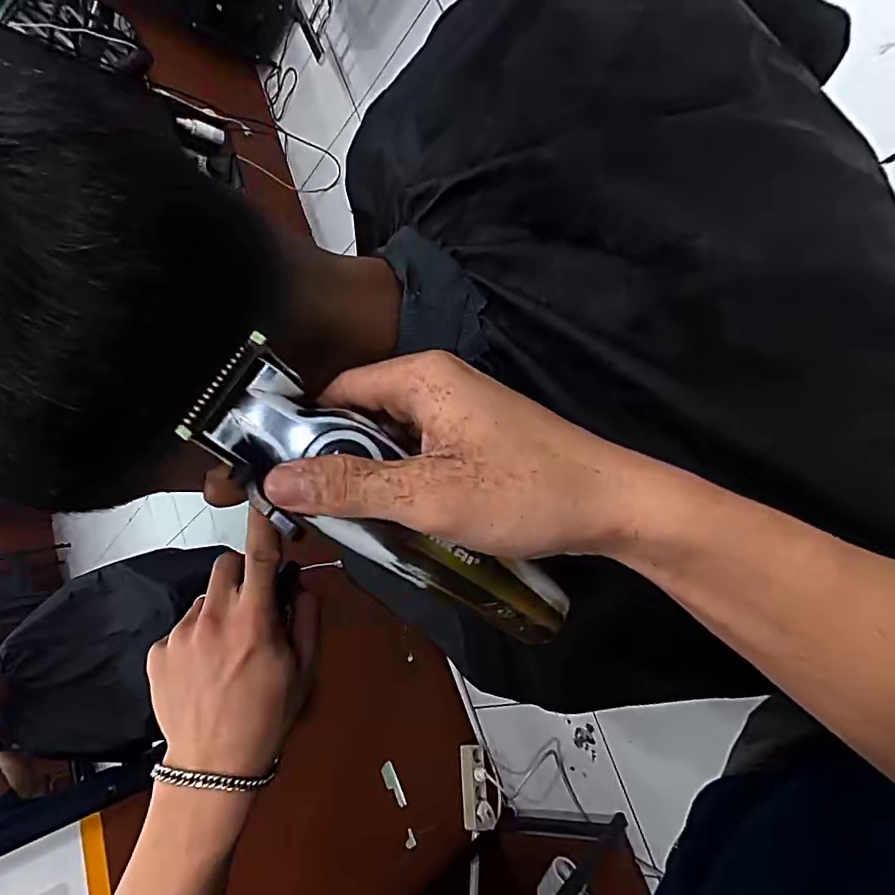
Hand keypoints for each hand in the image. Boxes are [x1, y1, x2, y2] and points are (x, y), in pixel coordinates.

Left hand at [148, 508, 320, 780]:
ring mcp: (180, 632)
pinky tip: (203, 668)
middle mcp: (212, 618)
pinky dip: (195, 635)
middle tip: (251, 605)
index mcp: (253, 621)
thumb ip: (307, 619)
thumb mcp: (303, 673)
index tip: (262, 499)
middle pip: (224, 563)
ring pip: (203, 596)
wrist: (211, 767)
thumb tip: (301, 584)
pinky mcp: (158, 649)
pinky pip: (181, 625)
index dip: (263, 521)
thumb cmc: (264, 721)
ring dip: (217, 609)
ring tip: (225, 650)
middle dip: (240, 573)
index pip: (260, 553)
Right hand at [261, 351, 663, 558]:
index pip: (334, 393)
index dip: (301, 432)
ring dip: (366, 476)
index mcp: (419, 377)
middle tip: (313, 508)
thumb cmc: (528, 493)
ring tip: (351, 517)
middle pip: (356, 415)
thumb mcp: (426, 496)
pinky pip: (411, 451)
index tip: (279, 475)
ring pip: (383, 439)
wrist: (617, 508)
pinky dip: (396, 480)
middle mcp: (432, 383)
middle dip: (334, 461)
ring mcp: (452, 409)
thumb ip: (349, 486)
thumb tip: (276, 481)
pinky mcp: (467, 435)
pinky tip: (394, 515)